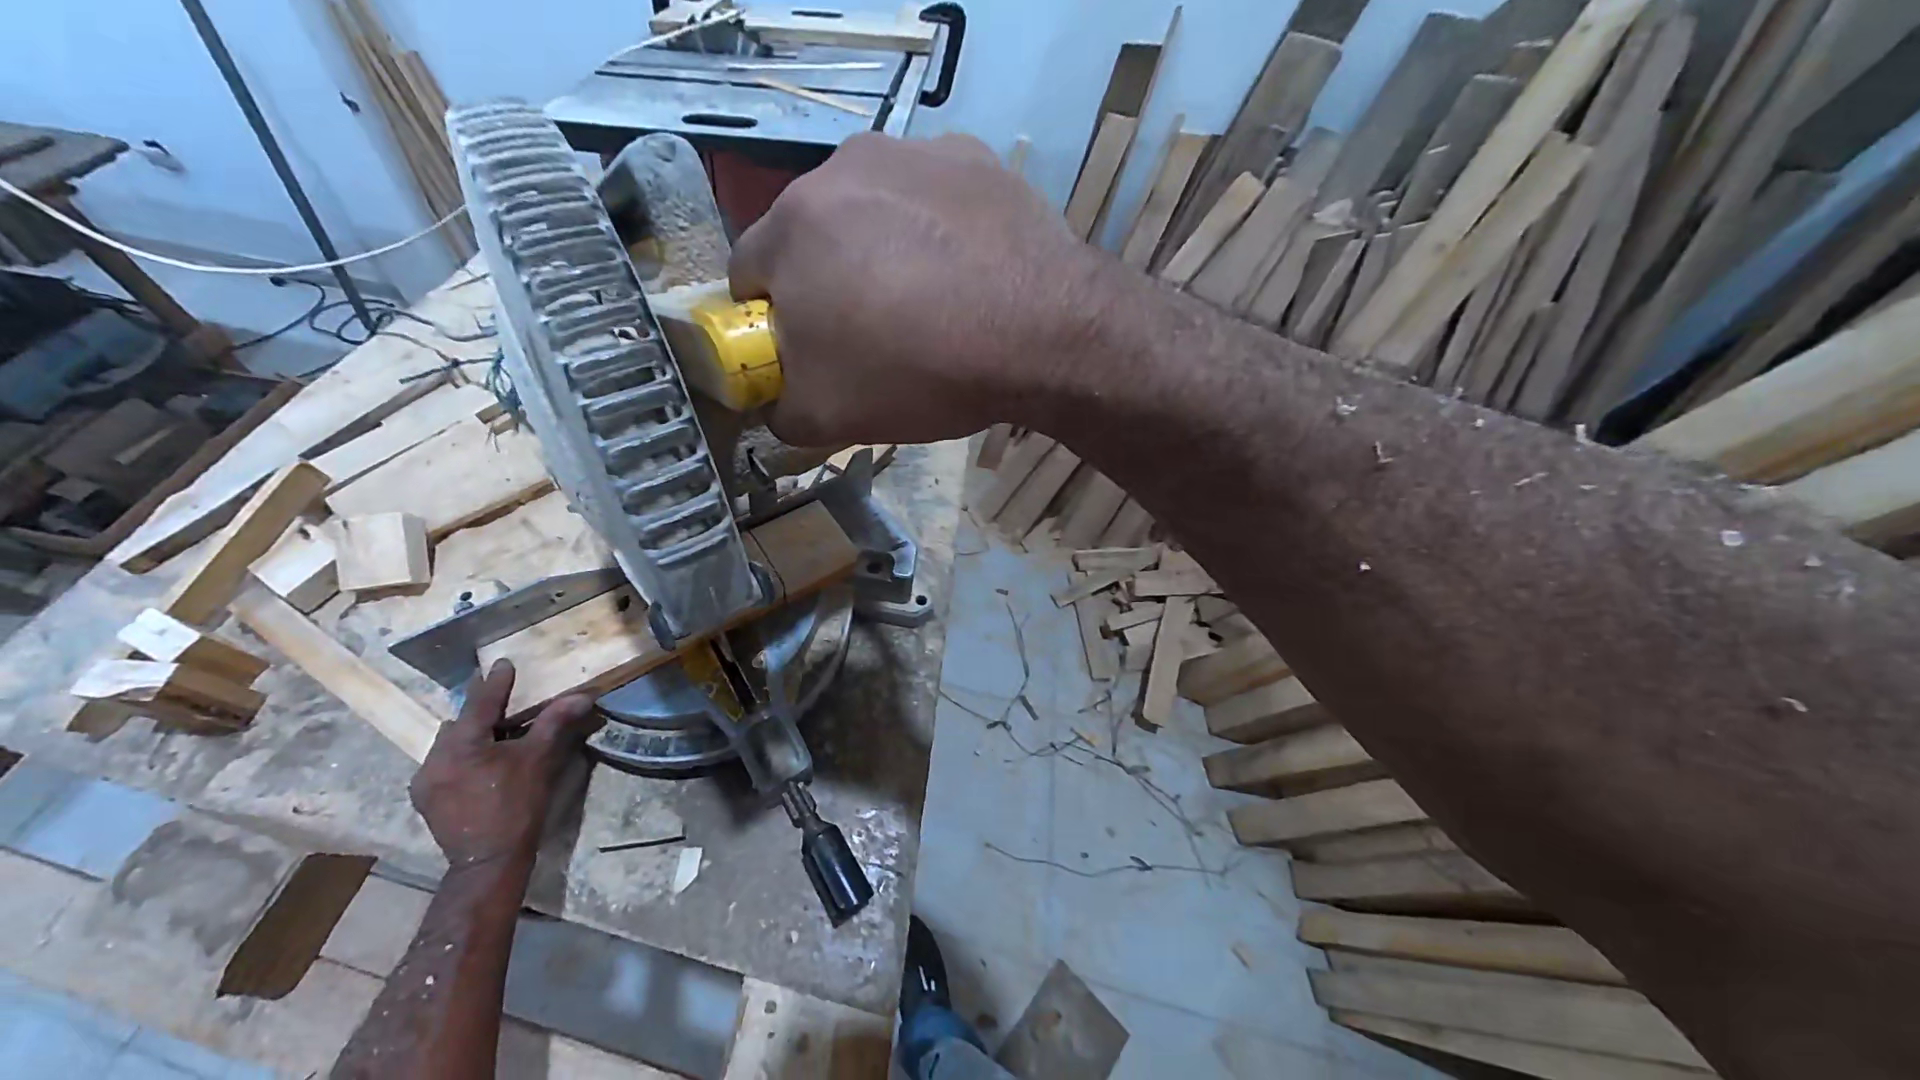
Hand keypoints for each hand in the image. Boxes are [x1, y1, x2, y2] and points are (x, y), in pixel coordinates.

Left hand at [410, 660, 600, 867]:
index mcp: (461, 745)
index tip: (502, 663)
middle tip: (501, 700)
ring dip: (470, 734)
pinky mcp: (424, 797)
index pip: (479, 703)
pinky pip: (442, 762)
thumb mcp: (539, 760)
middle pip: (460, 722)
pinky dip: (461, 754)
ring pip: (448, 743)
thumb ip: (554, 723)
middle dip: (480, 710)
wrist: (489, 859)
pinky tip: (480, 762)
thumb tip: (581, 696)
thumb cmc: (517, 804)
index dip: (495, 682)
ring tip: (493, 732)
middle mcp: (434, 758)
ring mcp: (424, 780)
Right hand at [729, 133, 1110, 446]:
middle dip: (827, 281)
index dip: (772, 321)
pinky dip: (935, 227)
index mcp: (792, 228)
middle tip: (872, 331)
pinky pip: (930, 197)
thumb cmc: (920, 371)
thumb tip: (777, 399)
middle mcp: (841, 169)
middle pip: (811, 235)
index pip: (747, 275)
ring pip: (871, 209)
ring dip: (880, 247)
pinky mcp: (971, 156)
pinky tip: (967, 271)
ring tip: (928, 300)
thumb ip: (780, 407)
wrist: (1043, 333)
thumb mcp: (828, 417)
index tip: (809, 350)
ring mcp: (912, 153)